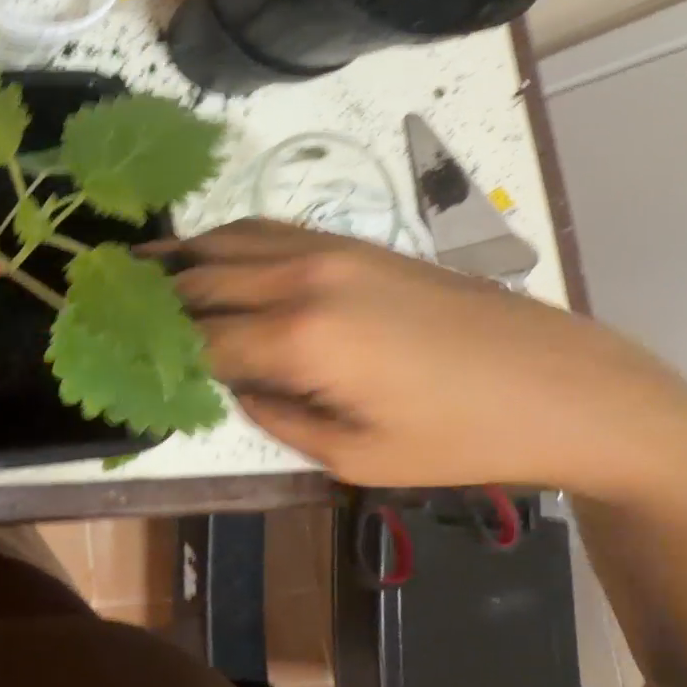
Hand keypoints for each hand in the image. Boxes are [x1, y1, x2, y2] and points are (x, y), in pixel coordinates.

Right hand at [161, 219, 686, 498]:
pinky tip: (200, 251)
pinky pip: (260, 228)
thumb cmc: (462, 437)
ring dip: (176, 261)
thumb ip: (275, 417)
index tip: (130, 362)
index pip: (198, 342)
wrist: (567, 384)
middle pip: (196, 283)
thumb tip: (230, 383)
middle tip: (119, 317)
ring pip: (220, 244)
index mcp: (299, 341)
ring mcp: (323, 251)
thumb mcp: (357, 458)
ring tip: (136, 271)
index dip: (159, 354)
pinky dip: (219, 238)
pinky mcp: (346, 241)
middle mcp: (298, 282)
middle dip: (154, 304)